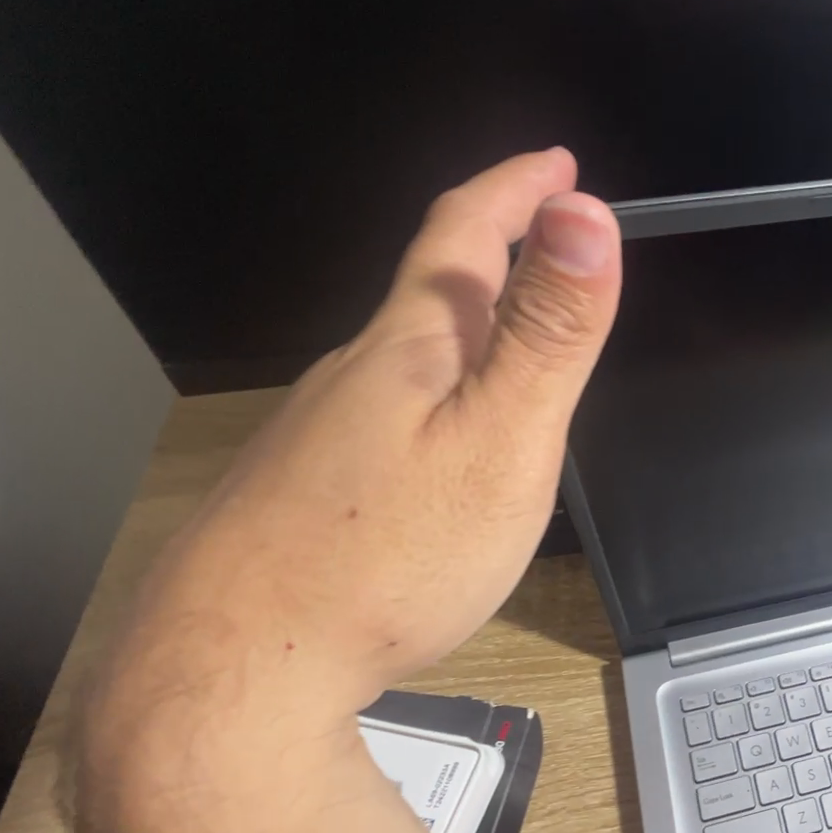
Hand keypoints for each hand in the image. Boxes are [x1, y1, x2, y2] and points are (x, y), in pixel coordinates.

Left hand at [125, 147, 619, 699]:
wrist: (244, 667)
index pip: (464, 234)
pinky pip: (393, 411)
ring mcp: (328, 431)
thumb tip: (587, 216)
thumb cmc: (396, 552)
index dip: (515, 189)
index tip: (558, 165)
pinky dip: (442, 390)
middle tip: (548, 244)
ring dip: (472, 326)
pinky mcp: (315, 486)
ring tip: (520, 340)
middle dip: (497, 252)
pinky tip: (451, 437)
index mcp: (413, 347)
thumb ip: (551, 334)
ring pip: (413, 356)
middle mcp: (359, 373)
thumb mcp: (504, 439)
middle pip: (433, 292)